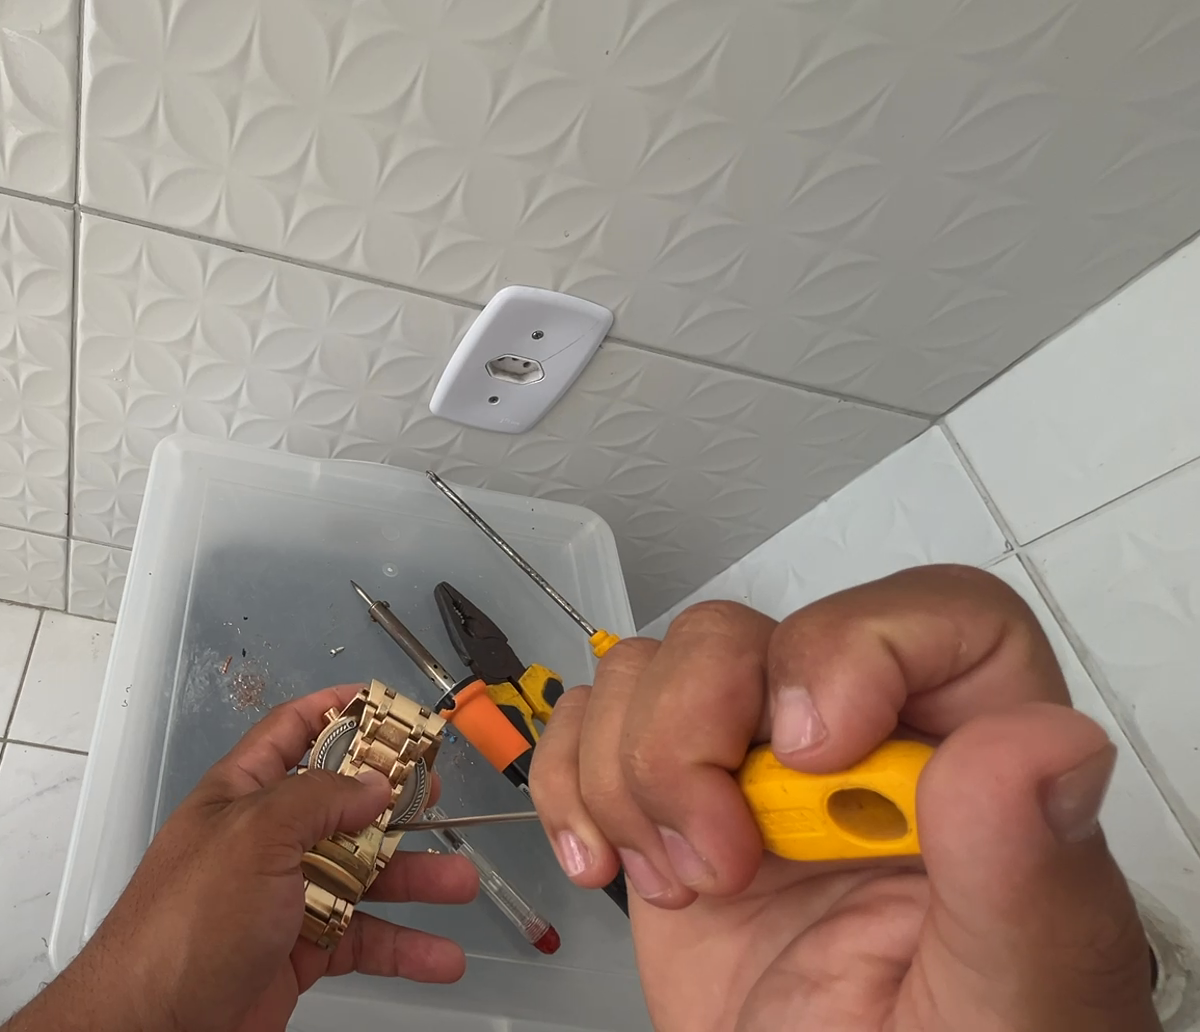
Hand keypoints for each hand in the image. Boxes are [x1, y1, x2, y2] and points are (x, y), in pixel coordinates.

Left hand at [6, 684, 478, 1031]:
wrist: (157, 1024)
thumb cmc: (191, 915)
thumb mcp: (255, 835)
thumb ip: (317, 800)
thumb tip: (372, 781)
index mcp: (244, 791)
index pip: (292, 730)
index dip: (336, 709)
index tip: (387, 705)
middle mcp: (266, 836)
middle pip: (338, 803)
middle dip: (389, 797)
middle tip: (435, 792)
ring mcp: (284, 894)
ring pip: (360, 873)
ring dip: (411, 876)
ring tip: (460, 880)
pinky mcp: (300, 949)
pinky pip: (361, 937)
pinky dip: (401, 944)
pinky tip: (438, 953)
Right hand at [530, 565, 1156, 1030]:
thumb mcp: (999, 1007)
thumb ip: (1024, 882)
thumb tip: (1048, 741)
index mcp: (951, 768)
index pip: (927, 619)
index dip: (849, 649)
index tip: (803, 757)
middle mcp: (829, 739)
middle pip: (726, 636)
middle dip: (686, 743)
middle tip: (713, 859)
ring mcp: (723, 756)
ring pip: (635, 670)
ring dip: (623, 780)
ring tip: (673, 882)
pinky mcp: (641, 783)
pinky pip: (574, 721)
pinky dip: (564, 786)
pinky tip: (598, 860)